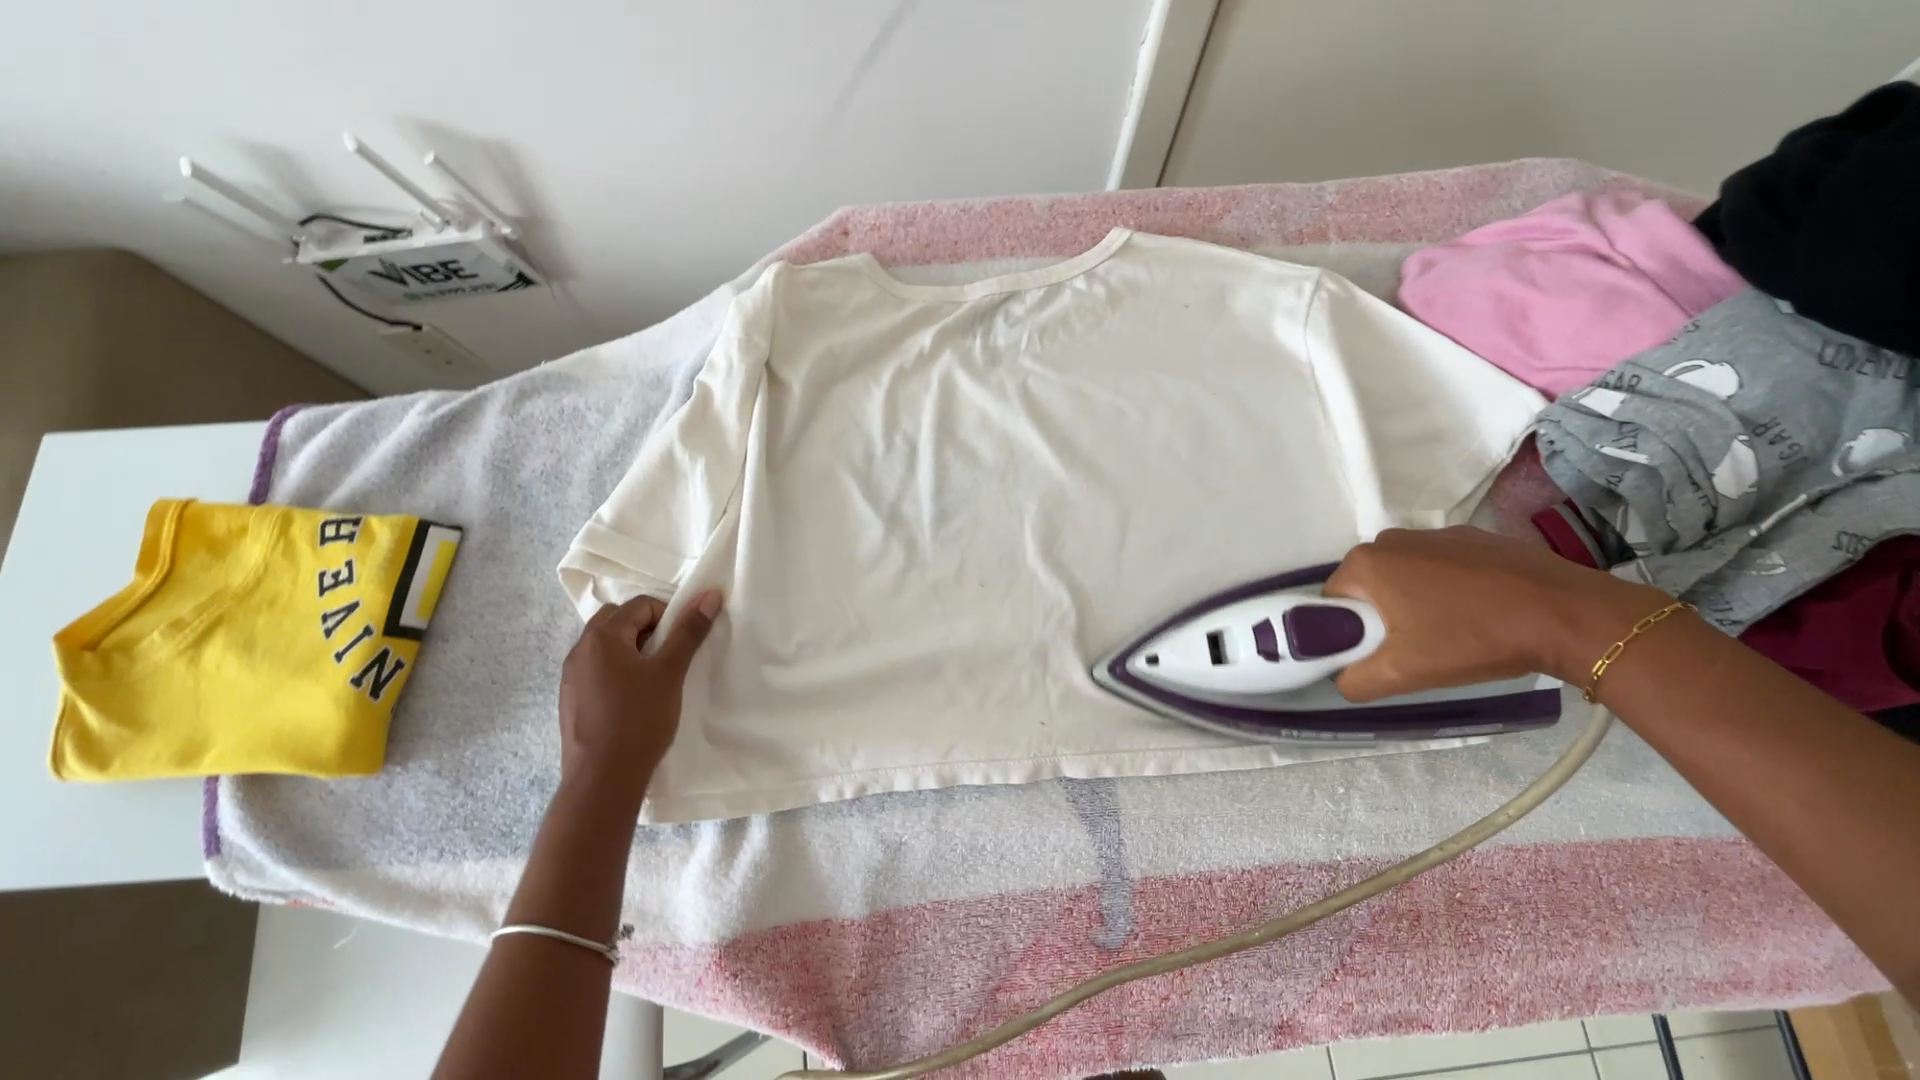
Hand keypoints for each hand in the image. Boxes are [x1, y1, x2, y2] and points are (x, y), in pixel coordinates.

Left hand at [557, 590, 721, 806]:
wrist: (603, 779)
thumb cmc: (639, 720)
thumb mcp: (670, 673)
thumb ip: (688, 632)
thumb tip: (709, 596)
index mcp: (601, 637)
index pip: (640, 606)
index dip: (668, 616)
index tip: (684, 642)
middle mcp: (579, 650)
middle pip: (617, 621)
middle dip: (647, 630)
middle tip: (669, 658)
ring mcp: (570, 676)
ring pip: (606, 647)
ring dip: (631, 651)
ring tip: (653, 680)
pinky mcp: (570, 699)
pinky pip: (596, 670)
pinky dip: (617, 672)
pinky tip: (632, 701)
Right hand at [1325, 526, 1671, 700]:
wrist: (1568, 615)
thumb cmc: (1473, 639)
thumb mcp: (1402, 674)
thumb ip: (1354, 680)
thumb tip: (1341, 677)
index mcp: (1365, 563)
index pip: (1332, 602)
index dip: (1348, 633)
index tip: (1379, 654)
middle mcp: (1392, 538)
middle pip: (1367, 588)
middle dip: (1382, 618)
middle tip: (1415, 649)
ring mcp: (1436, 534)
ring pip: (1405, 577)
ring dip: (1415, 603)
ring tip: (1452, 633)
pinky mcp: (1475, 538)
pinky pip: (1441, 567)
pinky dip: (1449, 590)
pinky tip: (1480, 613)